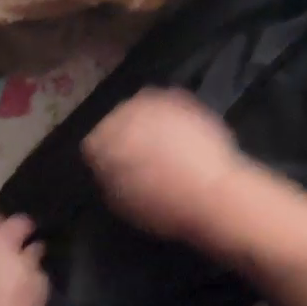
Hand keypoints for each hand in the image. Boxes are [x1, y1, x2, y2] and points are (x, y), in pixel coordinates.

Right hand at [83, 88, 251, 243]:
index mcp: (103, 139)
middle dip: (122, 135)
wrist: (214, 192)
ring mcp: (153, 102)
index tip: (115, 170)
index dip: (103, 158)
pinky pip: (166, 103)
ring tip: (160, 144)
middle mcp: (123, 113)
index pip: (92, 143)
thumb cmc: (164, 207)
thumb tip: (106, 167)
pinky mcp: (180, 98)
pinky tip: (178, 134)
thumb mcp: (122, 203)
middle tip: (139, 157)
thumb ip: (107, 178)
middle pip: (114, 120)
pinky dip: (168, 116)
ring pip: (139, 108)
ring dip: (144, 122)